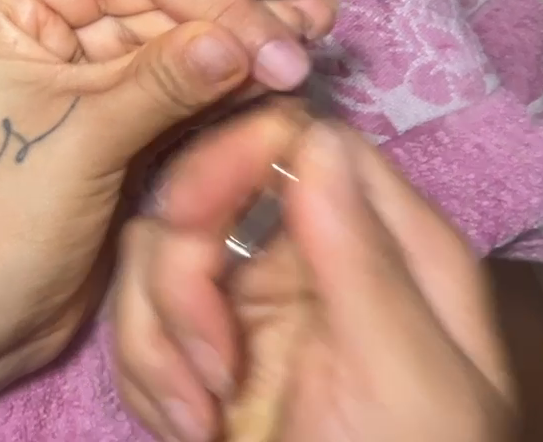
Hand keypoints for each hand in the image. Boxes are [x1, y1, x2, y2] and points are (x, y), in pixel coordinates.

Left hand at [0, 0, 335, 396]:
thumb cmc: (7, 217)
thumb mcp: (83, 139)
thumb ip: (163, 82)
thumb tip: (245, 35)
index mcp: (13, 20)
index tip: (264, 4)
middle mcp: (45, 40)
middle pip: (146, 14)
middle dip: (223, 21)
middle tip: (309, 19)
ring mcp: (81, 84)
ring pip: (167, 56)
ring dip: (234, 52)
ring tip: (313, 34)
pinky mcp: (111, 127)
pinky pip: (173, 97)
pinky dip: (222, 91)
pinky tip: (276, 78)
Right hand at [112, 117, 515, 441]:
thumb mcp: (409, 389)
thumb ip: (366, 259)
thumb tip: (312, 131)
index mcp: (381, 246)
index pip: (301, 140)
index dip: (237, 154)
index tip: (195, 211)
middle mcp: (304, 250)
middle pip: (206, 185)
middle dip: (184, 268)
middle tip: (204, 352)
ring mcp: (242, 291)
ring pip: (154, 244)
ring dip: (162, 335)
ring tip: (201, 418)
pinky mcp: (190, 333)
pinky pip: (133, 308)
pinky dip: (148, 369)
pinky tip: (188, 428)